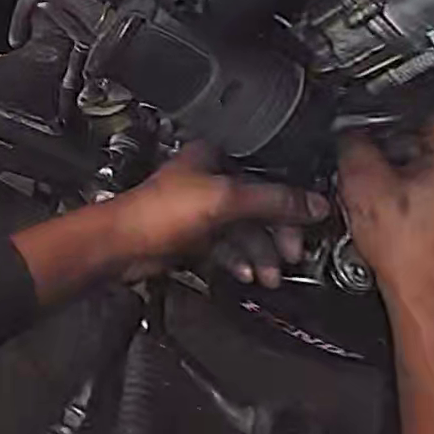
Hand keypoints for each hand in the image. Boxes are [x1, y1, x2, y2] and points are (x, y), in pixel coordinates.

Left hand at [105, 145, 329, 282]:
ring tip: (268, 274)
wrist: (121, 246)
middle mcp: (207, 182)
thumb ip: (272, 200)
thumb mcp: (224, 200)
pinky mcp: (192, 237)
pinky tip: (245, 272)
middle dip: (275, 234)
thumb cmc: (156, 213)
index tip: (309, 221)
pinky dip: (238, 260)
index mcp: (212, 159)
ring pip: (242, 231)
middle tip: (290, 254)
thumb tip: (313, 203)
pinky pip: (226, 249)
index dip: (289, 199)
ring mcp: (200, 211)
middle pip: (257, 207)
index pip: (266, 176)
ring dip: (259, 254)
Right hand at [337, 111, 433, 330]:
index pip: (427, 102)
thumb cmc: (416, 260)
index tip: (370, 126)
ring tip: (397, 176)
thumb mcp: (363, 189)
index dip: (388, 114)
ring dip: (426, 152)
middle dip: (408, 131)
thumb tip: (349, 132)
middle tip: (381, 151)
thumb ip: (352, 145)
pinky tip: (416, 194)